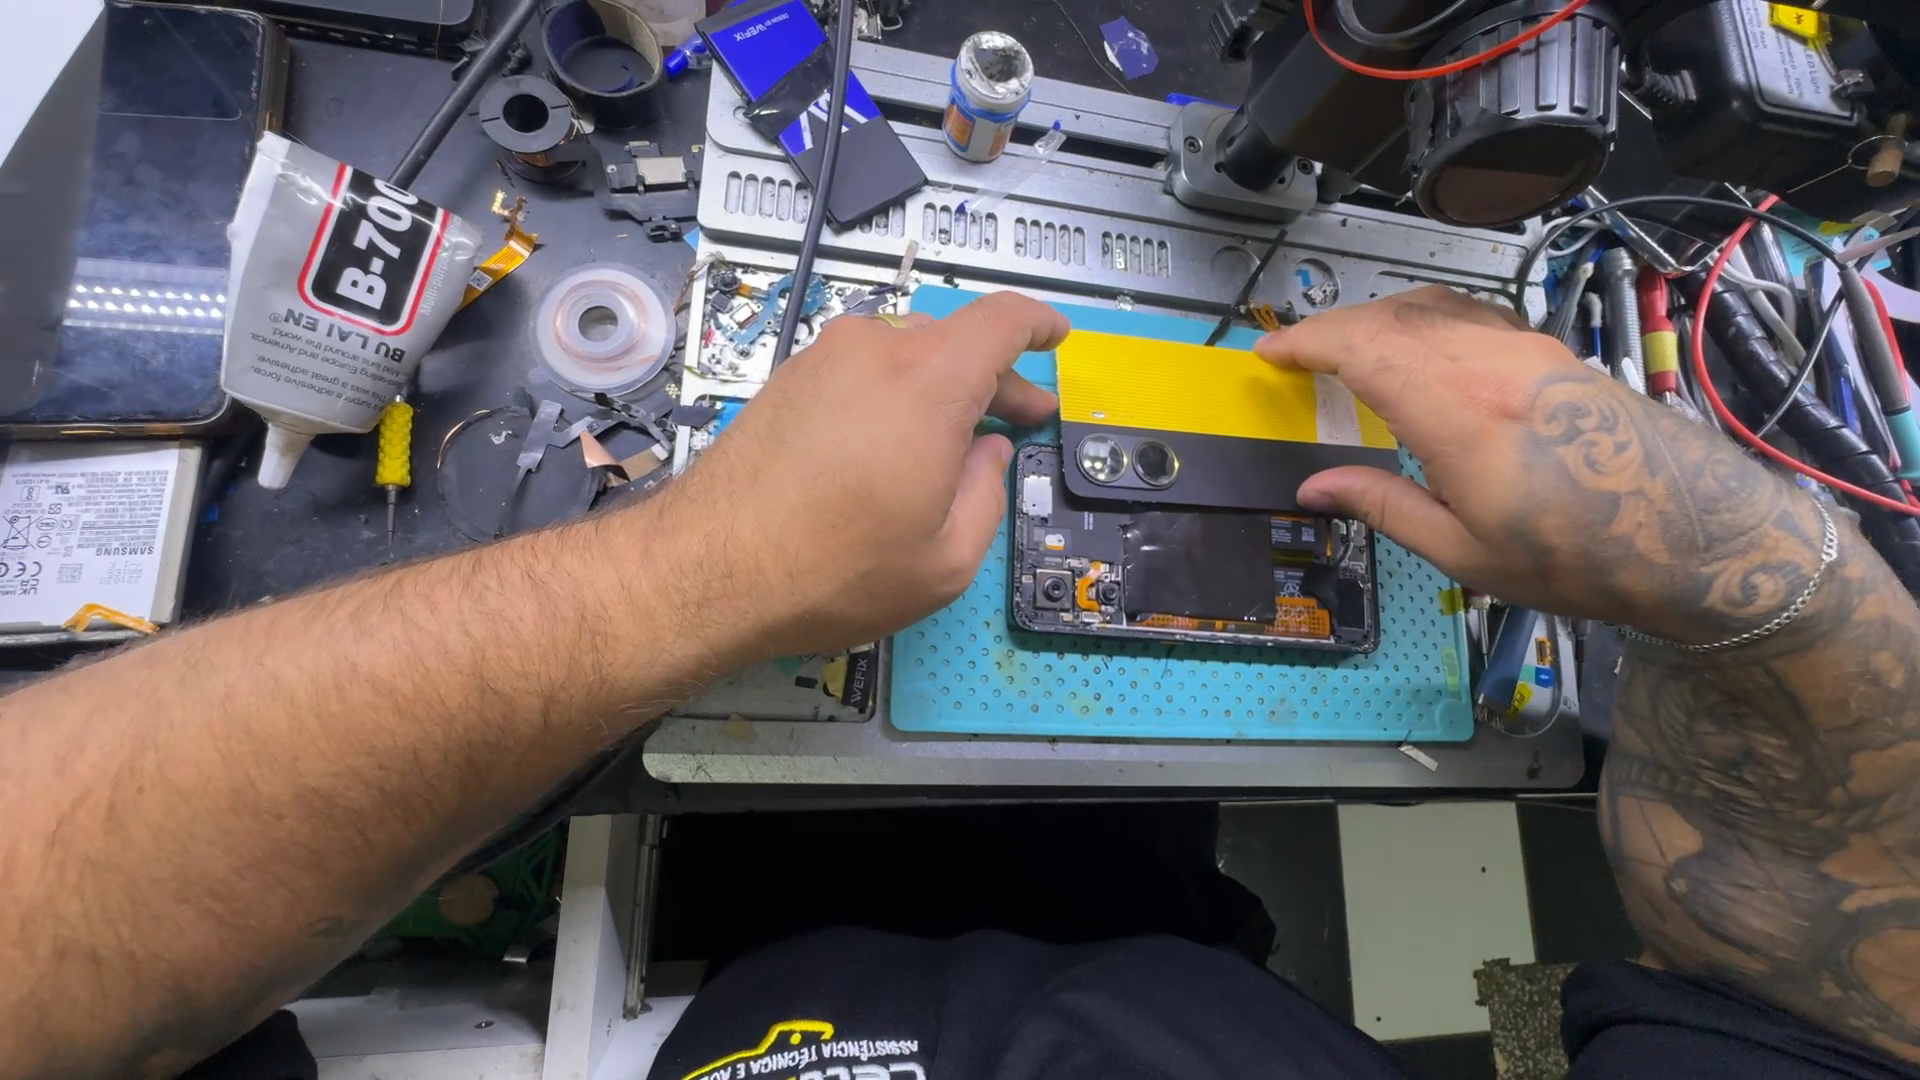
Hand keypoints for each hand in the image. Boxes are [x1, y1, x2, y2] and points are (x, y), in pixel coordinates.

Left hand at [661, 292, 1066, 658]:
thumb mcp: (948, 558)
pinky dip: (894, 395)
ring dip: (940, 389)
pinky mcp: (787, 381)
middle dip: (994, 379)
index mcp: (928, 382)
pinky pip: (861, 371)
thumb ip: (987, 492)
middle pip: (953, 342)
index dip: (1037, 324)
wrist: (709, 572)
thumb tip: (987, 453)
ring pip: (904, 355)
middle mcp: (873, 351)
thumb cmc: (837, 571)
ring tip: (951, 441)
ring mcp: (822, 360)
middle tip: (1015, 421)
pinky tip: (892, 444)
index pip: (1000, 321)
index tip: (1054, 336)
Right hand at [1255, 286, 1825, 642]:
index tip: (1269, 351)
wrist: (1704, 541)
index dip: (1306, 341)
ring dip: (1372, 319)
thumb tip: (1311, 488)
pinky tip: (1411, 344)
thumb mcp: (1460, 550)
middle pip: (1391, 317)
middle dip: (1330, 327)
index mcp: (1460, 412)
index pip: (1363, 347)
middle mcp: (1493, 363)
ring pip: (1431, 306)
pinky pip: (1468, 314)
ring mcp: (1527, 351)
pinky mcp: (1550, 354)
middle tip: (1294, 354)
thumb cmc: (1574, 557)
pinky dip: (1419, 318)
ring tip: (1341, 349)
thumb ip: (1380, 506)